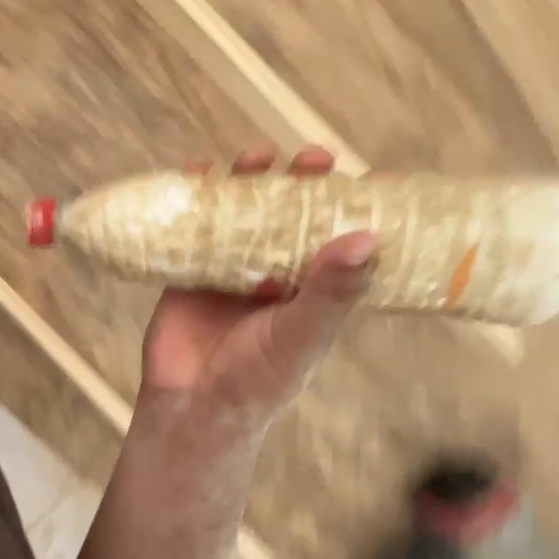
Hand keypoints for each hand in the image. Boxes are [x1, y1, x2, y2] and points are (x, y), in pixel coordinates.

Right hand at [139, 145, 376, 430]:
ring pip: (239, 215)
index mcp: (314, 286)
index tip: (373, 176)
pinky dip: (190, 200)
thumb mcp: (304, 334)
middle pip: (288, 215)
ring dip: (246, 182)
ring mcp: (227, 268)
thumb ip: (332, 290)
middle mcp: (273, 270)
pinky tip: (195, 172)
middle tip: (312, 159)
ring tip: (254, 156)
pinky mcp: (185, 271)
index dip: (354, 205)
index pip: (340, 236)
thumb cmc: (260, 376)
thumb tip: (367, 237)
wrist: (192, 402)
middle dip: (299, 183)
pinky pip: (189, 230)